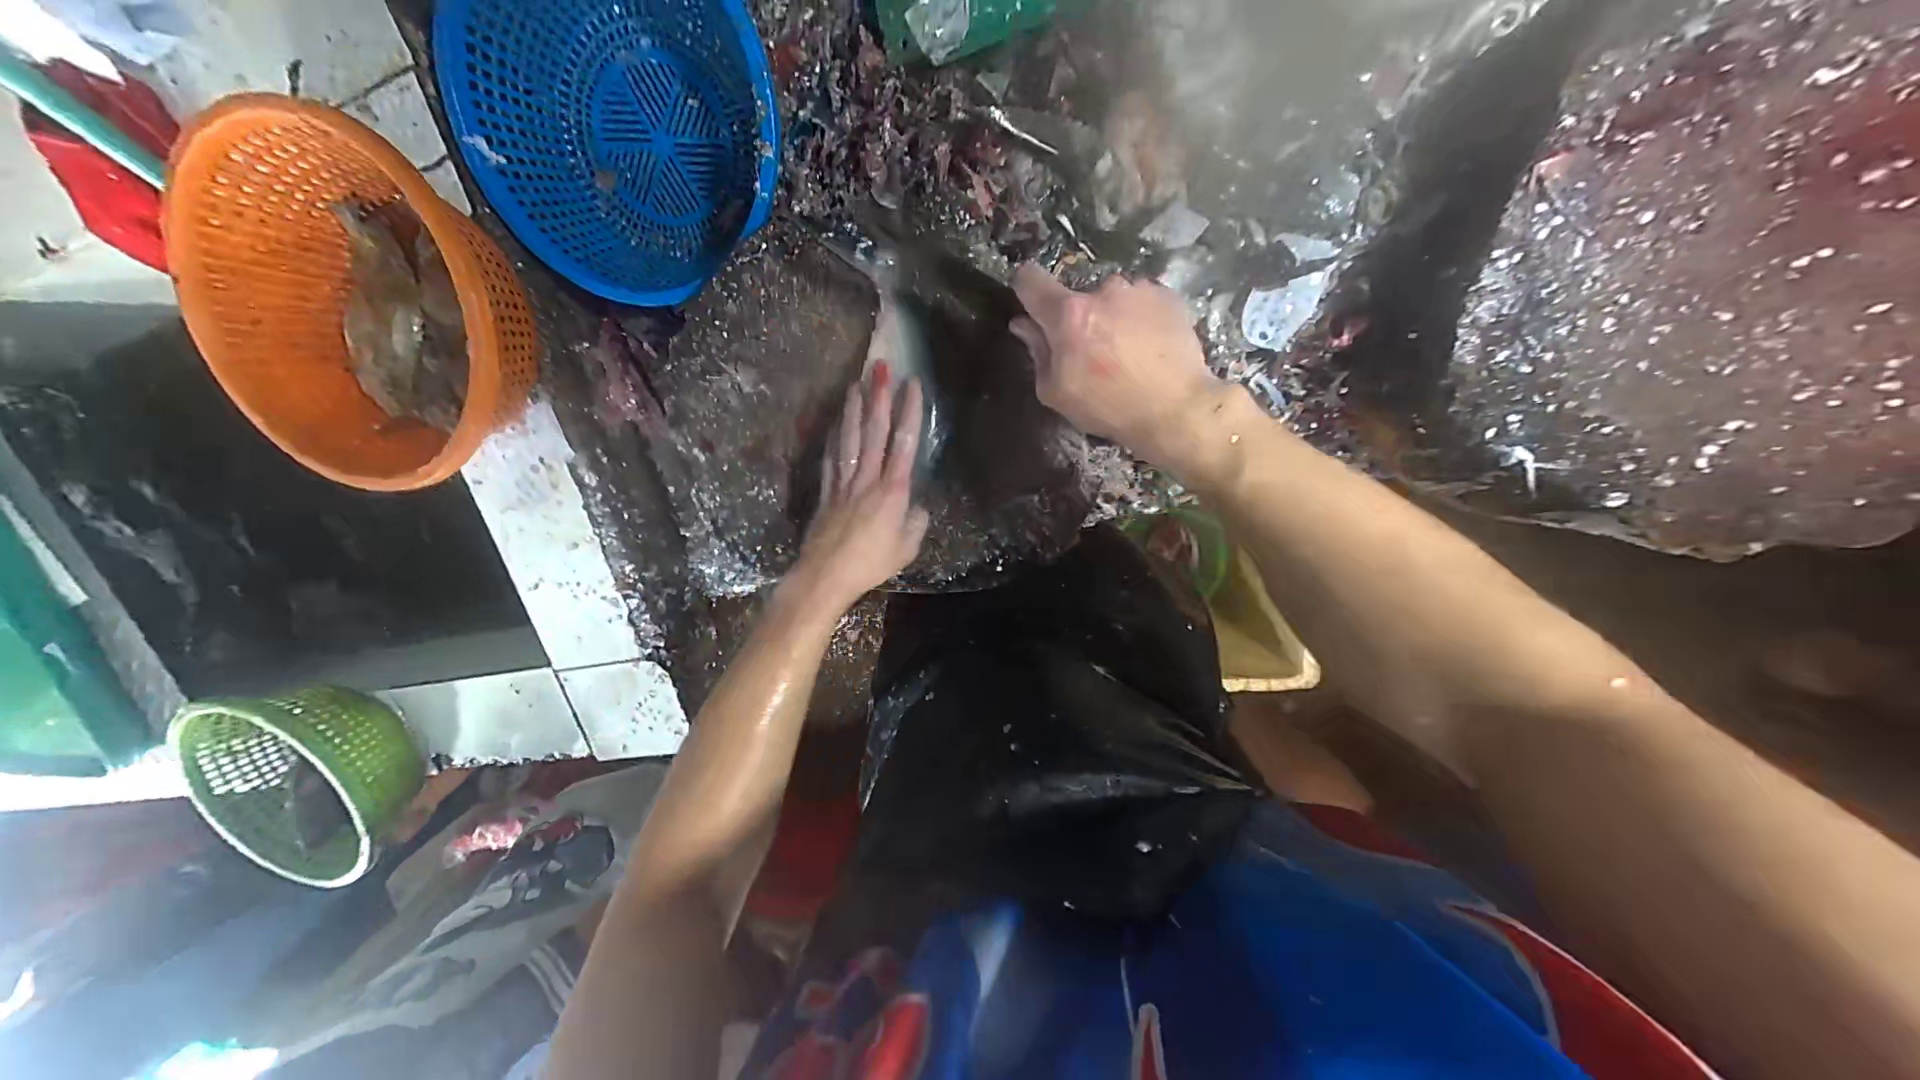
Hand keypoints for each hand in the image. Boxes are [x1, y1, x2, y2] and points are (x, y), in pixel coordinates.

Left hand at [791, 364, 930, 610]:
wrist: (826, 576)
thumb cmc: (871, 564)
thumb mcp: (906, 549)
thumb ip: (916, 524)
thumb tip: (917, 508)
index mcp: (893, 491)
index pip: (903, 443)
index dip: (910, 412)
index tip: (913, 384)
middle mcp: (867, 479)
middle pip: (874, 431)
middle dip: (879, 397)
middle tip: (880, 368)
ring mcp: (843, 483)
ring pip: (850, 439)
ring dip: (854, 410)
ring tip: (856, 383)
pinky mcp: (826, 492)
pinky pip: (831, 459)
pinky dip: (835, 438)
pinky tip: (837, 423)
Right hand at [1010, 264, 1225, 468]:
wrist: (1175, 409)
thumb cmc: (1108, 407)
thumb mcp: (1056, 392)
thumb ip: (1037, 352)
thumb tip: (1023, 324)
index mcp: (1068, 314)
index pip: (1030, 280)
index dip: (1026, 291)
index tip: (1032, 307)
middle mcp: (1102, 290)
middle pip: (1077, 296)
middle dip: (1079, 318)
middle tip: (1093, 352)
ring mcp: (1138, 289)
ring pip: (1112, 298)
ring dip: (1112, 316)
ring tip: (1128, 351)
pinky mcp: (1167, 296)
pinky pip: (1141, 301)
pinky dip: (1140, 318)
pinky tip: (1150, 346)